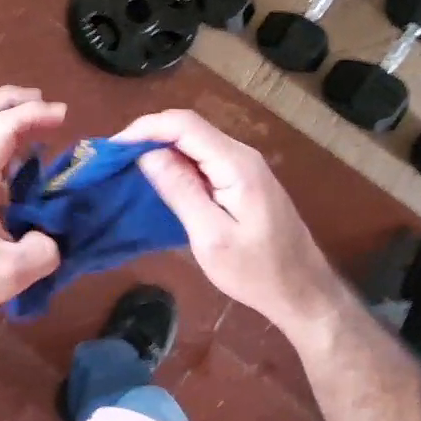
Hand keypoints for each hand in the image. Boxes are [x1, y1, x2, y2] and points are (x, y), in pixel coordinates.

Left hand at [0, 87, 64, 349]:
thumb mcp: (9, 274)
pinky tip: (24, 170)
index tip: (64, 115)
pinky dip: (3, 148)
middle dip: (11, 99)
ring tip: (41, 132)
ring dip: (6, 122)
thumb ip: (43, 251)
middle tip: (45, 102)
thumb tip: (53, 239)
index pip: (2, 127)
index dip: (33, 114)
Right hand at [114, 109, 340, 332]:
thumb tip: (146, 154)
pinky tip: (158, 177)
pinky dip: (175, 160)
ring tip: (129, 166)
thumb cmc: (259, 273)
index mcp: (235, 164)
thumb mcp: (211, 238)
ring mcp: (243, 165)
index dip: (145, 128)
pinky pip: (202, 156)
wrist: (306, 296)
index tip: (114, 147)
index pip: (183, 124)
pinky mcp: (241, 178)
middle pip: (187, 127)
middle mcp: (241, 154)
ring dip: (159, 147)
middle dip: (148, 136)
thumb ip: (180, 191)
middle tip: (116, 159)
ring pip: (193, 140)